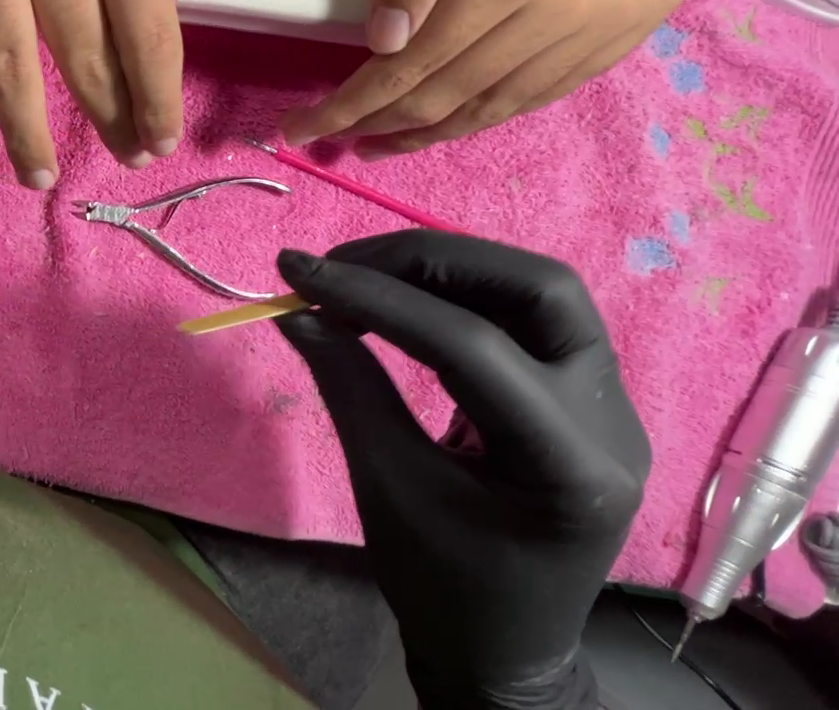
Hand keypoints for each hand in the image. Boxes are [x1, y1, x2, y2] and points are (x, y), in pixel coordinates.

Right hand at [275, 231, 649, 707]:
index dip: (373, 298)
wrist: (503, 644)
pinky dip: (455, 294)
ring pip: (538, 291)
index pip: (468, 344)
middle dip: (428, 261)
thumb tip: (295, 310)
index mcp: (566, 463)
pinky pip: (525, 317)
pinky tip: (399, 303)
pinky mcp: (581, 396)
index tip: (296, 273)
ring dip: (443, 268)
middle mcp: (609, 418)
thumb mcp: (384, 483)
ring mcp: (606, 404)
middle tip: (342, 266)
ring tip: (363, 276)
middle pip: (537, 289)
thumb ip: (345, 384)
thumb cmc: (442, 581)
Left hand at [281, 0, 711, 158]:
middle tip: (333, 139)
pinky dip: (496, 110)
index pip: (406, 70)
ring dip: (433, 132)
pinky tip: (459, 115)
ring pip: (501, 104)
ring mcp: (614, 17)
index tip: (299, 131)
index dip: (348, 107)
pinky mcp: (643, 12)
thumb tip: (382, 41)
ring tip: (382, 144)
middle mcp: (567, 11)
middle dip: (379, 125)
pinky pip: (555, 86)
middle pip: (448, 95)